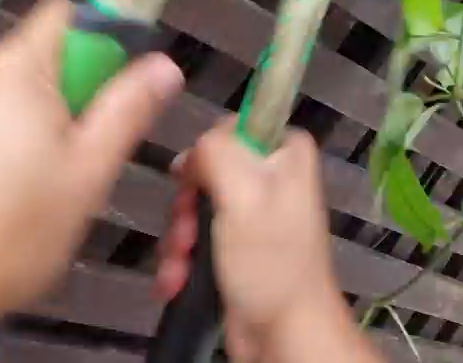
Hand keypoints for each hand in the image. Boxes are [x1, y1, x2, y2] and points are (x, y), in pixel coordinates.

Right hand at [155, 126, 378, 362]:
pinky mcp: (238, 245)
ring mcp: (254, 211)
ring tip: (179, 265)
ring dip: (179, 237)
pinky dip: (183, 258)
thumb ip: (216, 149)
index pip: (231, 125)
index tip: (191, 182)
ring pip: (197, 203)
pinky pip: (199, 235)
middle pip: (208, 166)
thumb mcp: (243, 190)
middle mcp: (272, 173)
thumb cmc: (270, 260)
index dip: (206, 153)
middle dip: (186, 204)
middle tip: (185, 232)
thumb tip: (194, 150)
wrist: (284, 338)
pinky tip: (177, 280)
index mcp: (285, 149)